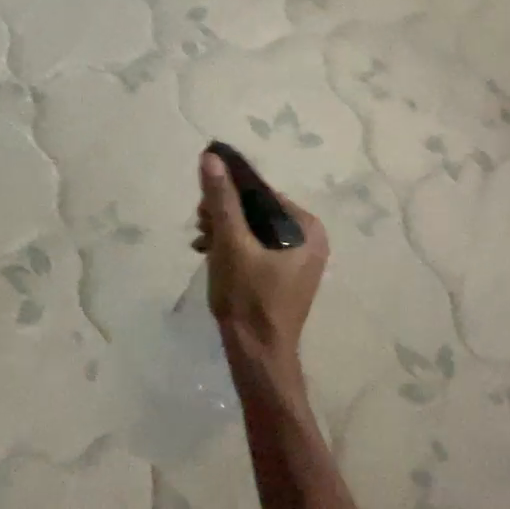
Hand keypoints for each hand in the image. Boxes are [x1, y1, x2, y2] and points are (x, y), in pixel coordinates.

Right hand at [192, 150, 329, 368]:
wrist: (256, 351)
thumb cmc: (248, 295)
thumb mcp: (231, 242)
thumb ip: (221, 199)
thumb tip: (211, 157)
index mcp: (307, 228)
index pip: (260, 191)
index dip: (227, 194)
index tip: (203, 209)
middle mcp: (308, 238)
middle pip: (253, 207)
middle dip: (222, 213)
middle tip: (201, 229)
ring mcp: (296, 257)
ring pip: (249, 225)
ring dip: (221, 228)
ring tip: (202, 244)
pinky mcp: (281, 272)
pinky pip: (252, 243)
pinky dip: (229, 244)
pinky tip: (209, 253)